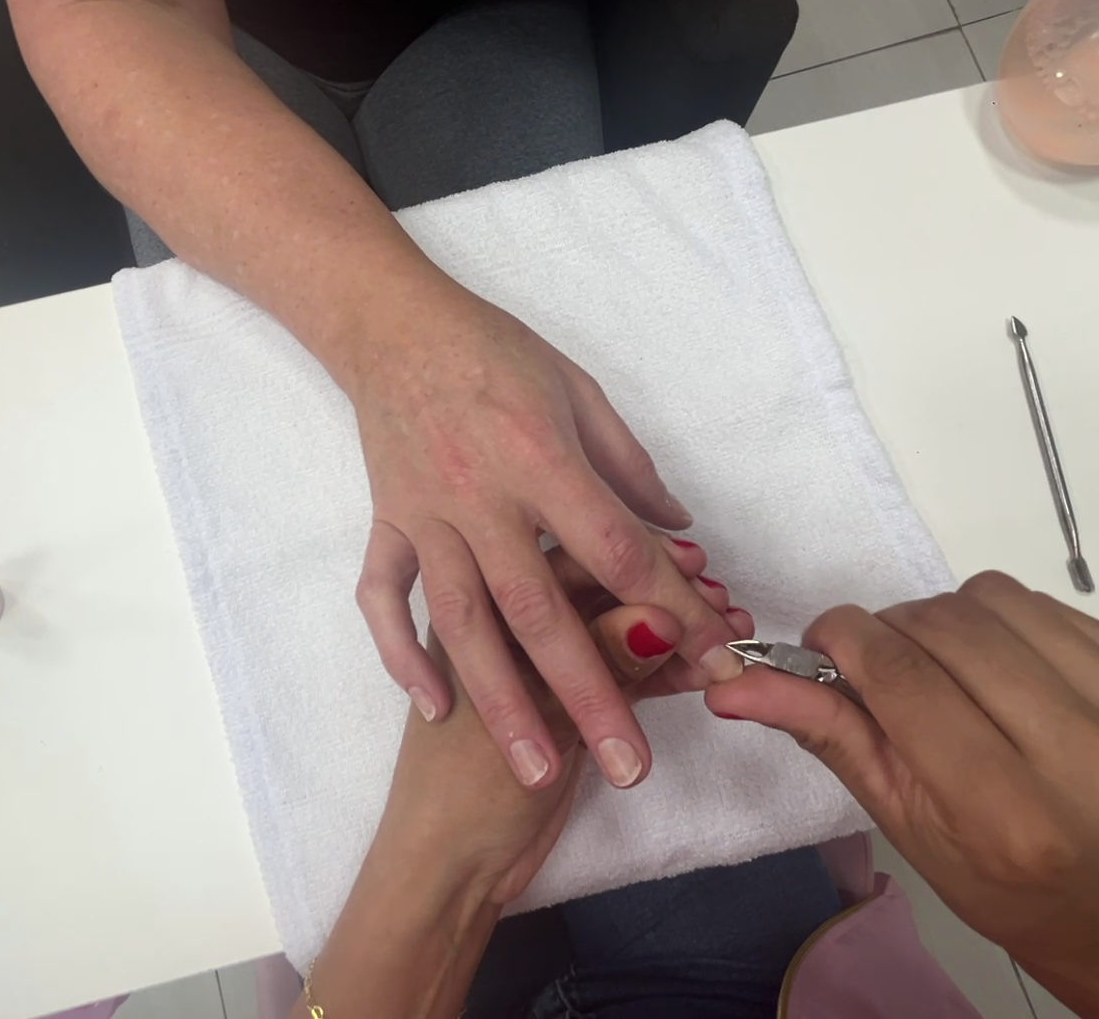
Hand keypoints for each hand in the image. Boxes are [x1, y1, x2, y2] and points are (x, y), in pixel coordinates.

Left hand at [298, 547, 747, 1018]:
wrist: (451, 869)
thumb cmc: (466, 784)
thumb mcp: (538, 714)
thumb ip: (598, 663)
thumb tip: (664, 616)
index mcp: (485, 608)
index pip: (566, 569)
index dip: (629, 565)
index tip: (691, 567)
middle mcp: (515, 625)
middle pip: (599, 597)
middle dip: (662, 595)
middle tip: (721, 598)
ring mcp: (547, 666)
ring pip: (617, 637)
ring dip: (673, 636)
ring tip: (733, 632)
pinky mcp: (572, 704)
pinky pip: (623, 678)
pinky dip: (664, 674)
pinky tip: (706, 670)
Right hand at [347, 288, 739, 791]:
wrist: (394, 326)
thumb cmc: (495, 351)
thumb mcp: (578, 391)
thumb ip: (628, 465)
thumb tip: (678, 525)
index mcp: (541, 458)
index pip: (618, 550)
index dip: (674, 606)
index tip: (716, 657)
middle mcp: (482, 498)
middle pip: (542, 611)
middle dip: (590, 693)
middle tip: (630, 766)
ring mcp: (425, 517)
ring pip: (463, 623)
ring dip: (499, 701)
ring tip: (535, 772)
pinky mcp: (385, 524)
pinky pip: (382, 599)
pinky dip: (400, 654)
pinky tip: (432, 705)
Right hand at [705, 573, 1098, 1017]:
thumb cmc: (987, 876)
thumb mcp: (891, 812)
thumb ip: (818, 728)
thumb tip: (725, 681)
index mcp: (1008, 815)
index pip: (902, 677)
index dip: (845, 636)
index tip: (825, 639)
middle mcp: (1093, 766)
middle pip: (947, 626)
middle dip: (894, 629)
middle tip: (890, 665)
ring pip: (997, 599)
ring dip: (950, 619)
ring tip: (953, 668)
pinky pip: (1054, 605)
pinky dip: (1011, 623)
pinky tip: (1014, 673)